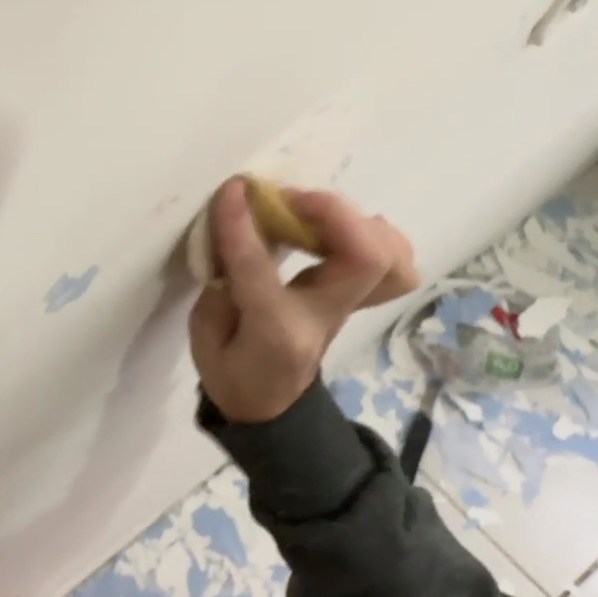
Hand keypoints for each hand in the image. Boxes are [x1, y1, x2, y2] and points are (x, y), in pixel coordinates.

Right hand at [188, 178, 417, 421]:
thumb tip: (233, 228)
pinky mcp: (358, 299)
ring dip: (356, 223)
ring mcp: (350, 310)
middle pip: (365, 260)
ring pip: (393, 260)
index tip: (233, 188)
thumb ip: (217, 282)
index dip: (242, 224)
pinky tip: (335, 228)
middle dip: (331, 213)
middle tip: (288, 200)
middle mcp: (324, 318)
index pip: (260, 270)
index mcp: (275, 332)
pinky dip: (372, 235)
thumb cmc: (230, 372)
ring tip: (312, 212)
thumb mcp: (203, 336)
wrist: (269, 407)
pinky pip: (394, 263)